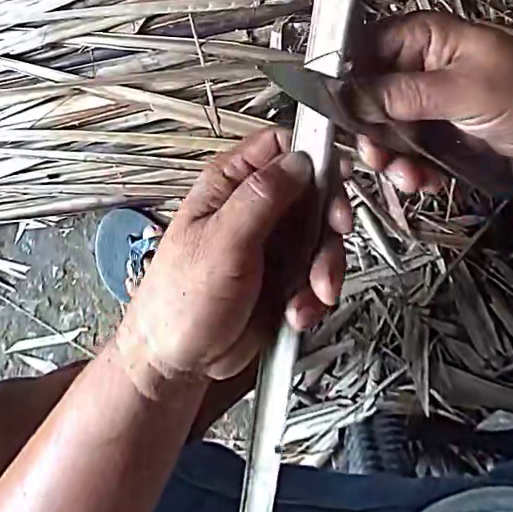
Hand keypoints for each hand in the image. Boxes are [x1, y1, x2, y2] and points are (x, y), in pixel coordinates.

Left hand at [115, 129, 352, 393]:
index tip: (335, 178)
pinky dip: (316, 294)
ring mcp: (272, 241)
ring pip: (322, 235)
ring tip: (312, 292)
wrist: (177, 363)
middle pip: (313, 190)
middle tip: (334, 234)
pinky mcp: (284, 275)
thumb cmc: (178, 299)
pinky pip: (318, 272)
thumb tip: (299, 160)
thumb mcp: (222, 241)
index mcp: (231, 183)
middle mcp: (255, 206)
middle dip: (328, 218)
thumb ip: (262, 197)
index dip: (313, 156)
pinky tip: (296, 311)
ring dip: (325, 266)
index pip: (280, 147)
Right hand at [351, 12, 512, 191]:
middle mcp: (415, 61)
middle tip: (378, 159)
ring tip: (407, 177)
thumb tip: (350, 97)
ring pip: (385, 125)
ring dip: (391, 156)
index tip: (342, 118)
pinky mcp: (435, 124)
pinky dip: (411, 165)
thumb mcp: (463, 89)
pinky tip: (424, 180)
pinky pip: (407, 144)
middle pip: (368, 94)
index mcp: (419, 35)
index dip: (347, 83)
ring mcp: (424, 95)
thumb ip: (404, 94)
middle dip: (371, 132)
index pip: (362, 51)